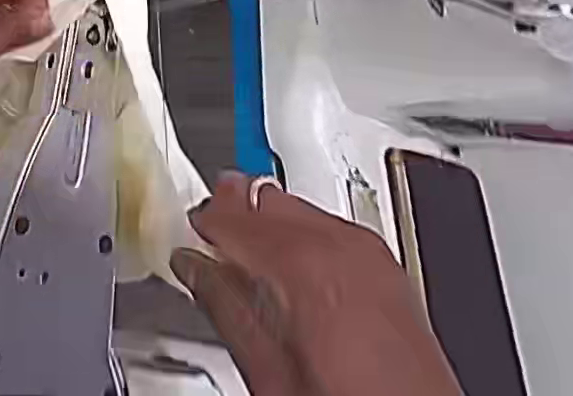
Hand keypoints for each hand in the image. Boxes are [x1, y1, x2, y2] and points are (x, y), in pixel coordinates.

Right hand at [171, 172, 460, 395]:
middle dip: (233, 214)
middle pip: (264, 198)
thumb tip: (195, 269)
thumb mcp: (269, 373)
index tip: (189, 233)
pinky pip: (327, 225)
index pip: (232, 215)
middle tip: (210, 242)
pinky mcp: (384, 261)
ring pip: (295, 206)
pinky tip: (290, 271)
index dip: (202, 221)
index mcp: (302, 265)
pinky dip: (301, 235)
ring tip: (248, 262)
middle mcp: (337, 243)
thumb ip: (226, 307)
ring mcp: (365, 249)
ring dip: (266, 223)